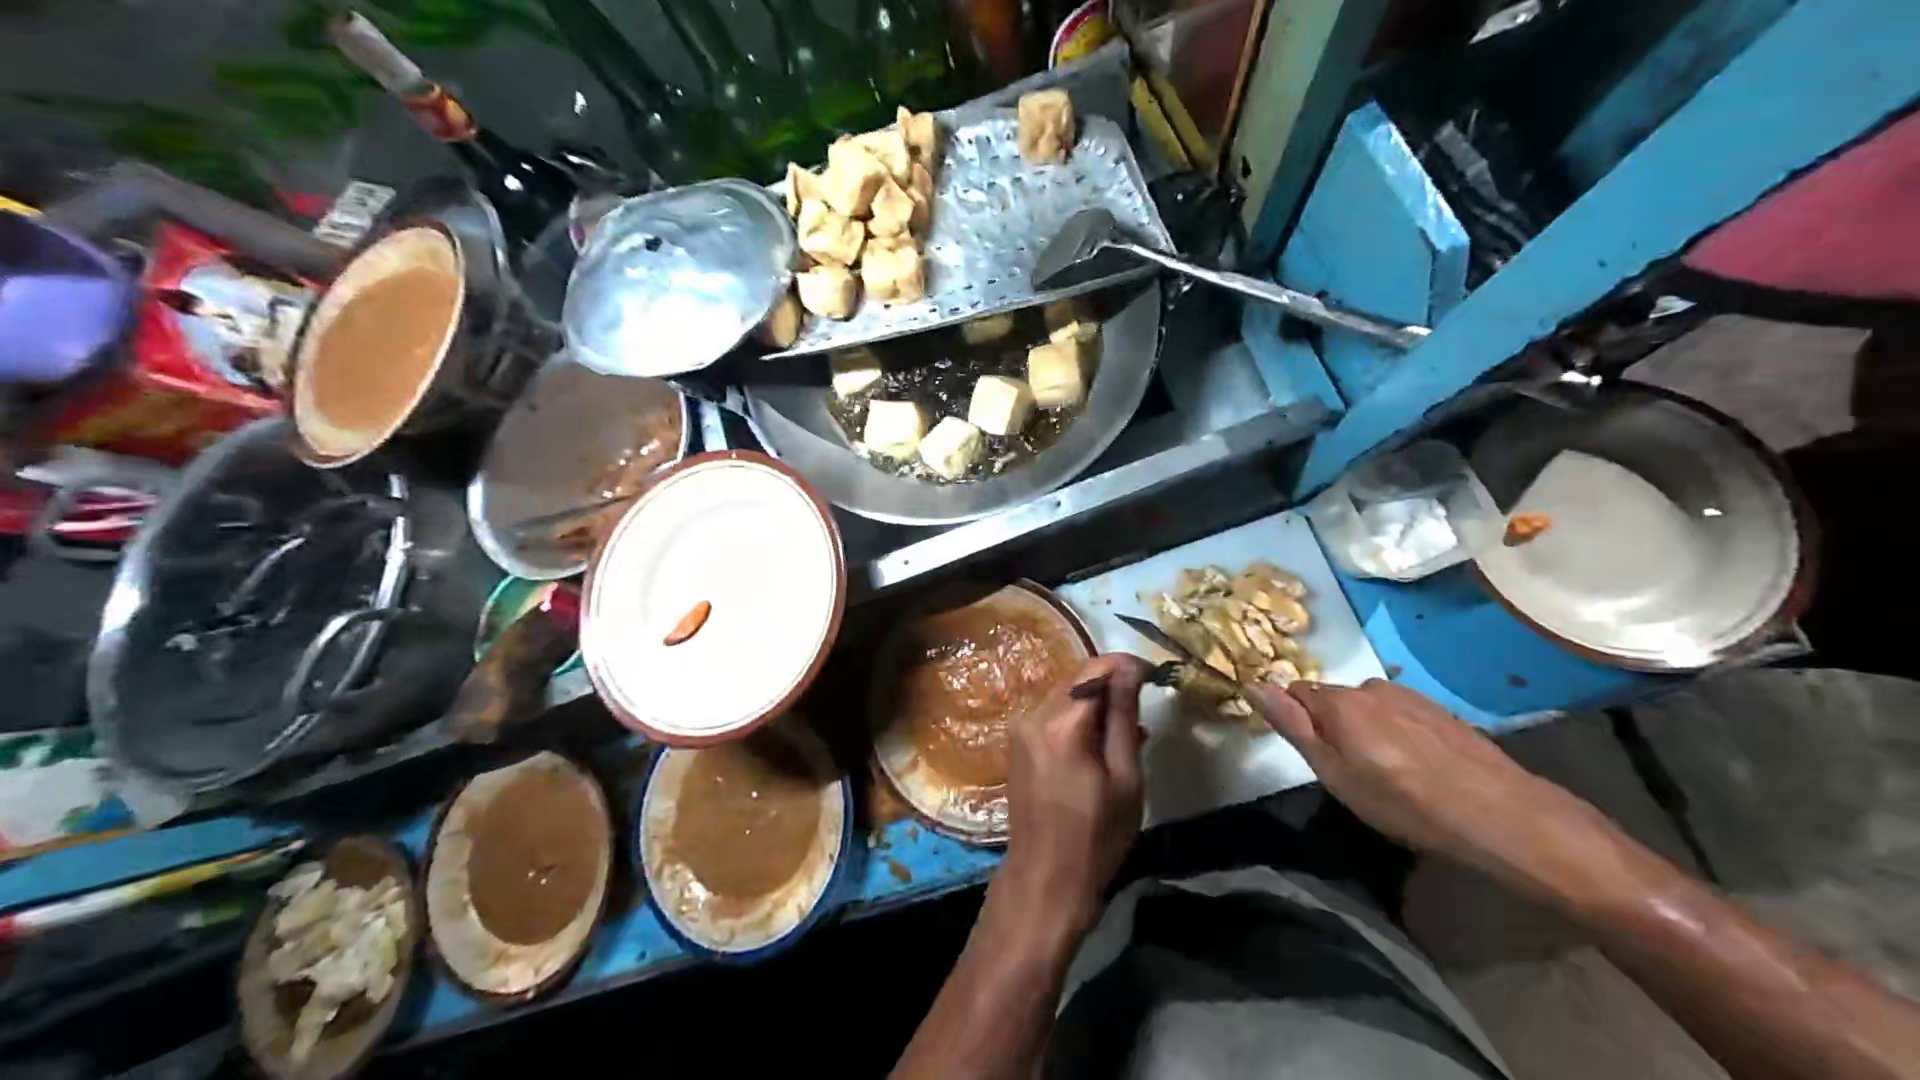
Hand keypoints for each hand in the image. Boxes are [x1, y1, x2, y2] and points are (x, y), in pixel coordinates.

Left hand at [992, 653, 1150, 939]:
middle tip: (1144, 705)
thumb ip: (1124, 717)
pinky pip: (1052, 714)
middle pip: (1076, 679)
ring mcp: (1019, 729)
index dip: (1127, 665)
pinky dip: (1078, 717)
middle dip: (1112, 683)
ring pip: (1064, 695)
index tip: (1155, 676)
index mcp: (1060, 724)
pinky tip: (1100, 743)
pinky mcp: (1017, 743)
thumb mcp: (1125, 778)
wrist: (1045, 879)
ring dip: (1096, 702)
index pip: (1094, 669)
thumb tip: (1130, 671)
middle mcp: (1032, 716)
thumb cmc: (1096, 836)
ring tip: (1128, 730)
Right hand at [1247, 678, 1607, 882]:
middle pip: (1331, 698)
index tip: (1313, 754)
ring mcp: (1408, 696)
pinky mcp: (1438, 709)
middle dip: (1331, 725)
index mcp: (1339, 702)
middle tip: (1350, 770)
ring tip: (1387, 770)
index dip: (1297, 721)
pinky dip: (1395, 732)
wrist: (1504, 816)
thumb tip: (1253, 685)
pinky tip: (1416, 765)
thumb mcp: (1336, 775)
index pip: (1295, 691)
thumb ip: (1293, 727)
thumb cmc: (1406, 803)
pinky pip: (1397, 712)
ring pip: (1366, 706)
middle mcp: (1369, 687)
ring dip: (1365, 728)